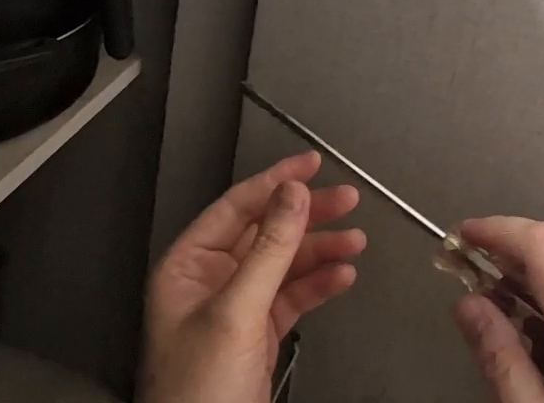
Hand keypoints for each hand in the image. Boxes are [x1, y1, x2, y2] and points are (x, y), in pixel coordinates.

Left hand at [142, 152, 365, 402]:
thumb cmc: (195, 394)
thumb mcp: (235, 312)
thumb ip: (269, 248)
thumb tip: (293, 193)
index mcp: (189, 266)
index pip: (238, 206)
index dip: (276, 181)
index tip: (311, 164)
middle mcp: (211, 281)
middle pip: (267, 231)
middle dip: (309, 215)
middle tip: (346, 200)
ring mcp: (237, 308)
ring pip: (286, 262)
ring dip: (322, 250)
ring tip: (355, 241)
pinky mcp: (259, 333)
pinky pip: (294, 295)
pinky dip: (320, 284)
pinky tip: (342, 276)